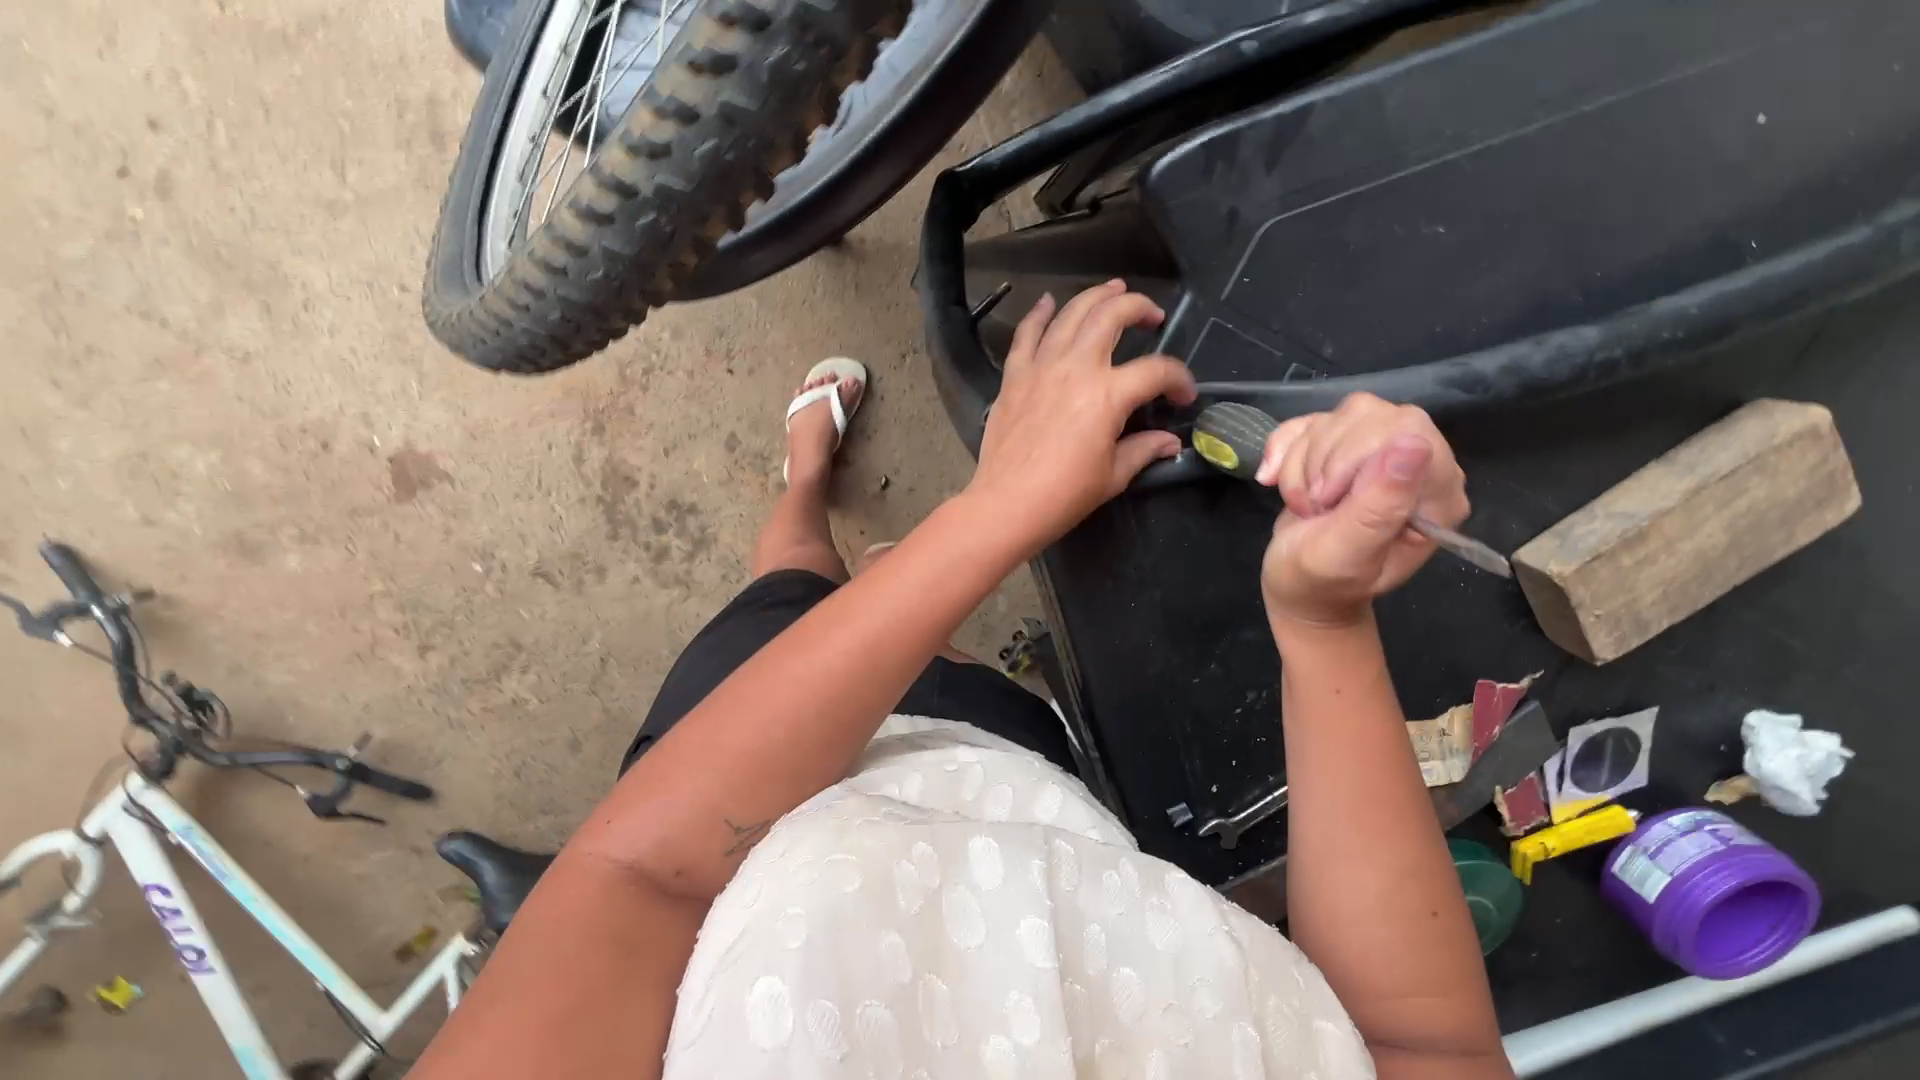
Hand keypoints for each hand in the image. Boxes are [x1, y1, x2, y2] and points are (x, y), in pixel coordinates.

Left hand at [966, 281, 1196, 550]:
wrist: (1008, 504)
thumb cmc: (1064, 495)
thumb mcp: (1113, 476)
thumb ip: (1143, 450)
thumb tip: (1169, 442)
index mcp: (1108, 395)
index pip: (1157, 371)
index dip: (1180, 380)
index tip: (1184, 395)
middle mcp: (1076, 368)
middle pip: (1112, 316)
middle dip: (1138, 306)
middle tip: (1151, 315)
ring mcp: (1041, 367)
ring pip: (1070, 314)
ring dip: (1095, 296)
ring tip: (1113, 289)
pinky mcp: (1014, 376)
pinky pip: (1026, 334)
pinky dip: (1038, 314)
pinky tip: (1047, 301)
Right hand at [1254, 394, 1467, 633]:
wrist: (1296, 588)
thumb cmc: (1322, 582)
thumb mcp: (1348, 553)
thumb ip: (1380, 504)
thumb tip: (1414, 442)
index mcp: (1435, 494)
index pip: (1408, 429)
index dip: (1355, 455)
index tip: (1329, 499)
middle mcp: (1417, 465)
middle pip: (1369, 416)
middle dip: (1323, 461)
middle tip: (1316, 506)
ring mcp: (1379, 451)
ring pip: (1335, 418)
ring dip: (1300, 461)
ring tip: (1304, 505)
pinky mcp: (1343, 445)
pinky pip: (1309, 422)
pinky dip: (1282, 448)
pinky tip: (1273, 479)